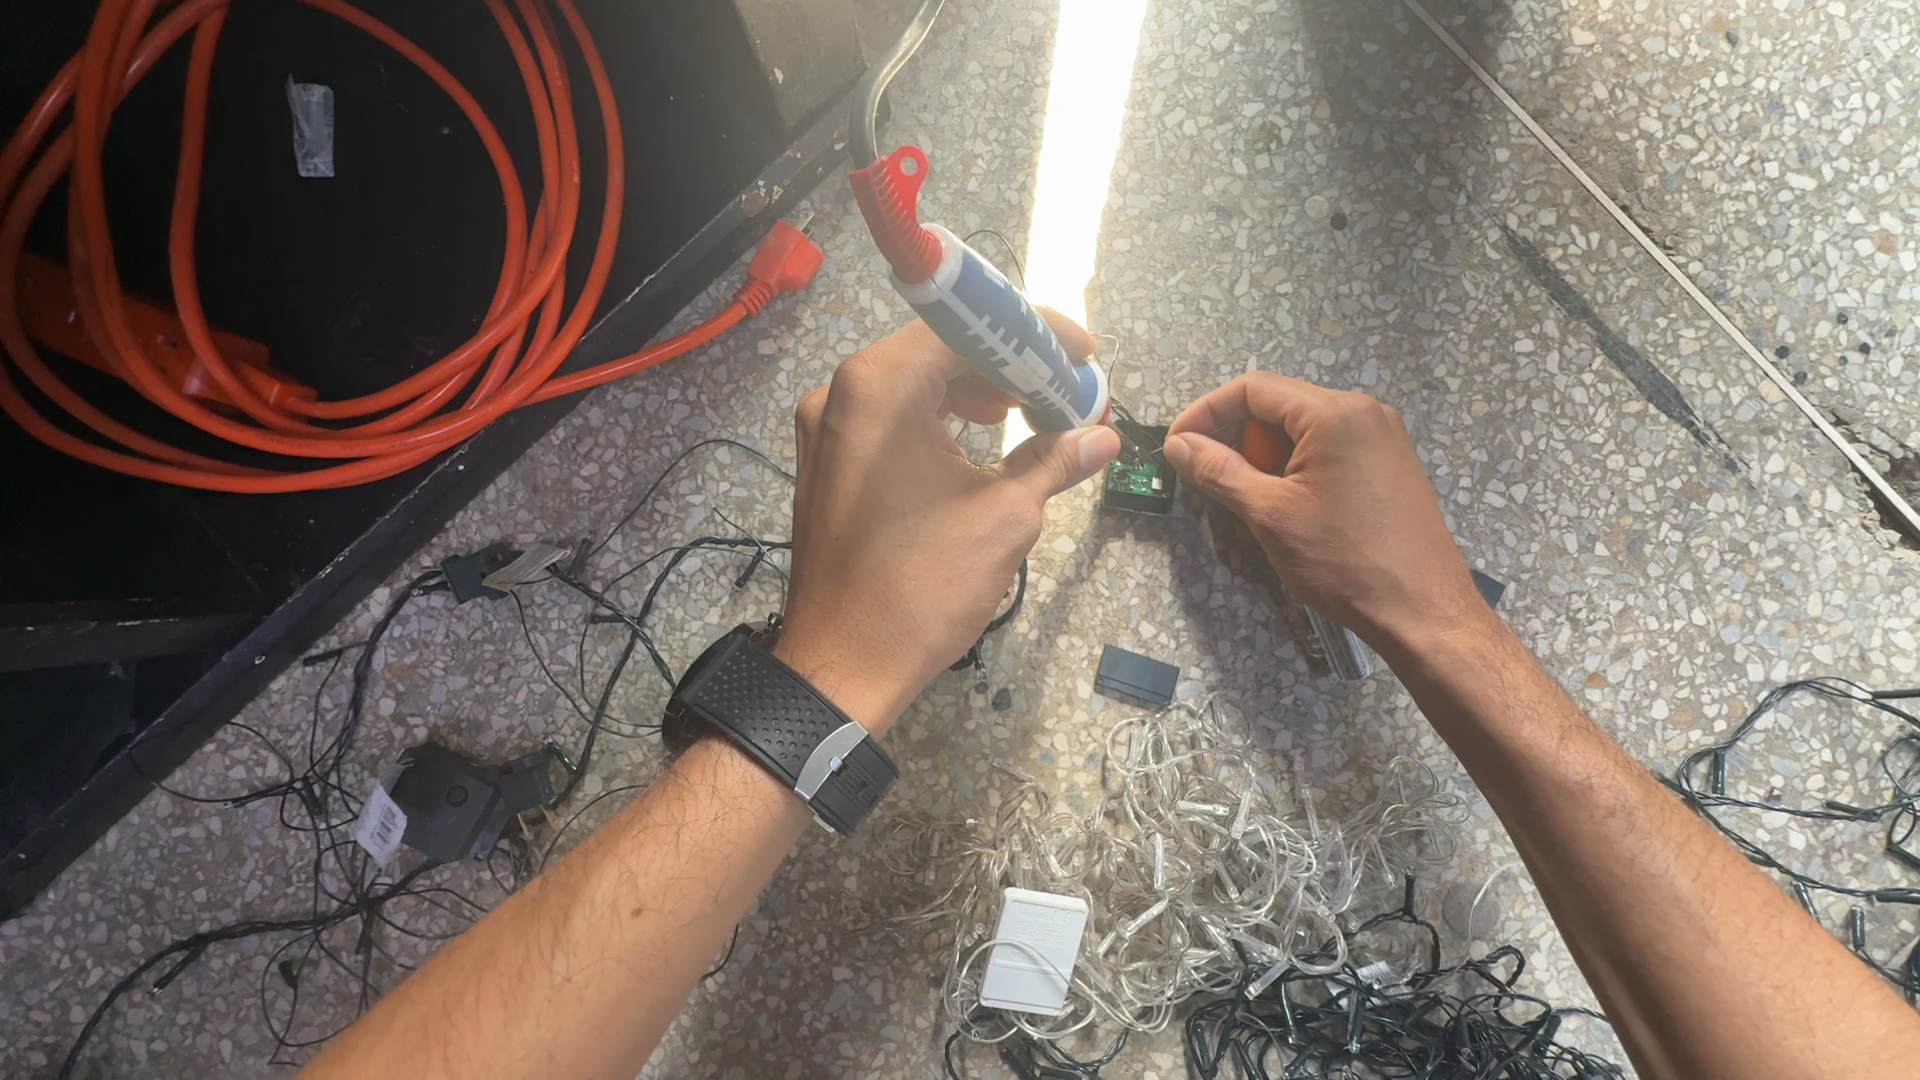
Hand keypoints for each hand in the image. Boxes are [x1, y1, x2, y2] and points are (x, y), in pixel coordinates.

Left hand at [775, 314, 1120, 734]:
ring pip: (912, 384)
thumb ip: (1054, 460)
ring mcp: (825, 428)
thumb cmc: (924, 586)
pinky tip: (971, 445)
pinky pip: (889, 420)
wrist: (843, 666)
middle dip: (1005, 366)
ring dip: (972, 393)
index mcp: (878, 386)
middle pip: (936, 350)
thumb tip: (1103, 437)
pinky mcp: (826, 462)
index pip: (965, 327)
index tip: (1081, 354)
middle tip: (1059, 392)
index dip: (1032, 333)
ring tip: (1024, 416)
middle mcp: (840, 391)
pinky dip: (936, 422)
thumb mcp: (1004, 517)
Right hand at [1164, 373, 1486, 657]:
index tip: (1177, 446)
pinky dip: (1289, 466)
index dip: (1206, 412)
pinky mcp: (1384, 464)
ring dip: (1259, 455)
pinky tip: (1279, 503)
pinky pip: (1323, 447)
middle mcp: (1362, 412)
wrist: (1422, 612)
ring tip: (1242, 498)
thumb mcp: (1269, 514)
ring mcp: (1379, 437)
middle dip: (1232, 436)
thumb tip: (1177, 445)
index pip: (1253, 389)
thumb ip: (1218, 471)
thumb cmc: (1343, 560)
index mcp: (1335, 414)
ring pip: (1298, 429)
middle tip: (1204, 476)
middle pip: (1276, 405)